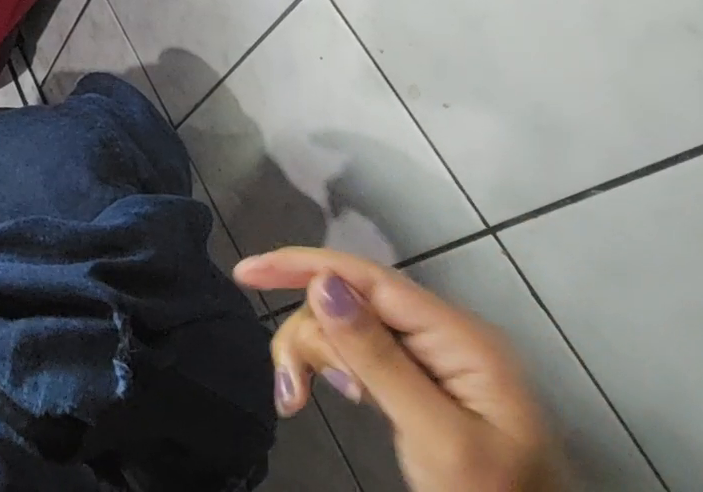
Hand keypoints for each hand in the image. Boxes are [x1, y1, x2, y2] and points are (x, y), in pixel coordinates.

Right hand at [235, 248, 566, 491]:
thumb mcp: (435, 436)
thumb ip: (379, 358)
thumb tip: (322, 284)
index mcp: (458, 337)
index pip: (367, 278)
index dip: (302, 265)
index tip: (244, 273)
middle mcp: (443, 333)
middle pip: (349, 302)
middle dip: (309, 336)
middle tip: (289, 392)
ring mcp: (433, 356)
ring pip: (347, 326)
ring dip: (316, 356)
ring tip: (301, 402)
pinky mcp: (421, 379)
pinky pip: (361, 352)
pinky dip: (334, 367)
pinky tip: (333, 394)